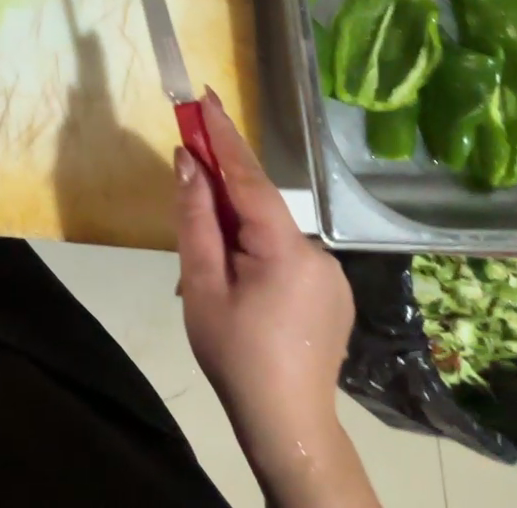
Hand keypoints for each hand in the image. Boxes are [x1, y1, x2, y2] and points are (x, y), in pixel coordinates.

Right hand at [176, 91, 354, 472]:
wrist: (286, 421)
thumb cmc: (233, 351)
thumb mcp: (200, 283)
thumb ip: (195, 218)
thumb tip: (187, 162)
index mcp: (285, 248)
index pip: (249, 177)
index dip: (223, 134)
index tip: (204, 95)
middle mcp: (317, 252)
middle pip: (256, 204)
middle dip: (219, 190)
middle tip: (186, 178)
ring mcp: (329, 273)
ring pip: (267, 232)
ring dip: (234, 231)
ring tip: (208, 273)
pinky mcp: (331, 291)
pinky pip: (282, 254)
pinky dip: (253, 250)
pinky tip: (237, 287)